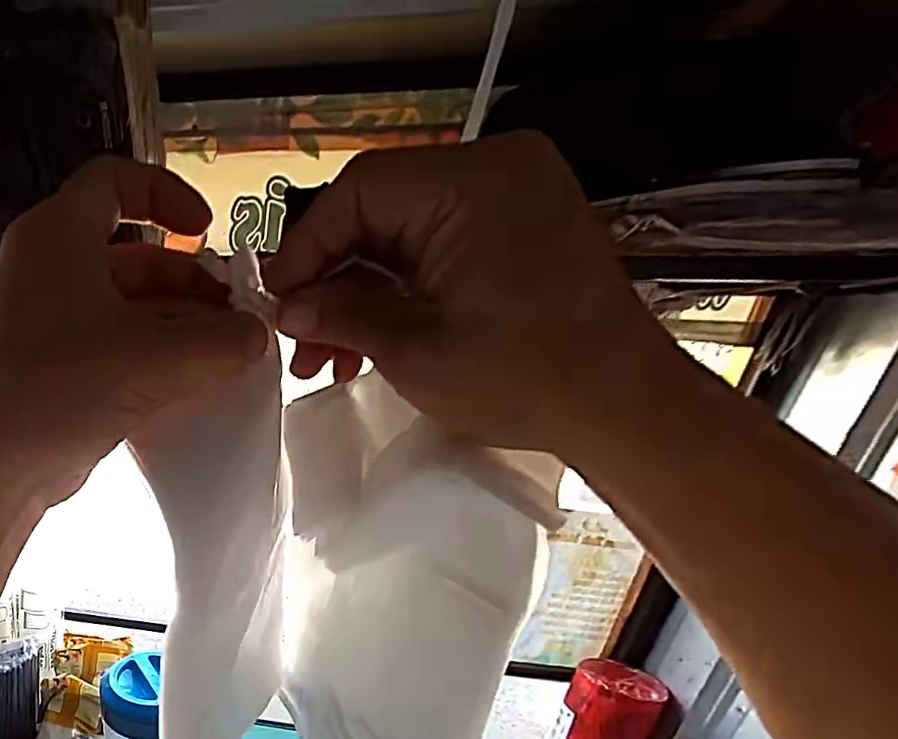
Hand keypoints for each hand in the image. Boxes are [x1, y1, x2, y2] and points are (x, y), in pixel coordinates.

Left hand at [0, 157, 268, 503]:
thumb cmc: (50, 393)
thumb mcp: (153, 359)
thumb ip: (219, 342)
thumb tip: (254, 335)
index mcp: (59, 238)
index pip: (114, 180)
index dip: (166, 193)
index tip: (204, 226)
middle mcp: (53, 272)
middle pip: (137, 254)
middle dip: (192, 279)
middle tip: (232, 311)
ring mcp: (57, 321)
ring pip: (133, 305)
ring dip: (182, 323)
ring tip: (224, 351)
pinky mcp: (64, 365)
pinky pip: (122, 345)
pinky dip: (160, 354)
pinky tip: (194, 379)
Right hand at [262, 132, 685, 452]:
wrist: (620, 407)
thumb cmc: (525, 379)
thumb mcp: (415, 351)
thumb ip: (343, 315)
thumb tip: (288, 308)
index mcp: (472, 183)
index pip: (360, 191)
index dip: (307, 247)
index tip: (277, 299)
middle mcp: (495, 171)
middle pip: (381, 213)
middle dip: (332, 281)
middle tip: (298, 338)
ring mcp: (512, 200)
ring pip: (406, 237)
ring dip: (362, 294)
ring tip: (327, 356)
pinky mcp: (518, 233)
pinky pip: (439, 251)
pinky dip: (402, 292)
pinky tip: (371, 339)